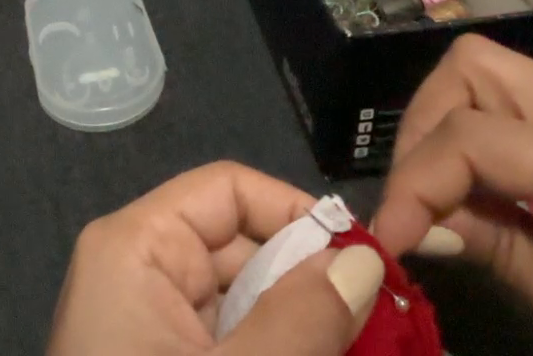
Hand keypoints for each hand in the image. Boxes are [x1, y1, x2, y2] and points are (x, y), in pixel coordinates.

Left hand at [48, 161, 384, 355]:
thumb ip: (302, 319)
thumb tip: (362, 259)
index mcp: (138, 246)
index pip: (228, 191)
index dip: (298, 214)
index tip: (368, 263)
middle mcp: (142, 271)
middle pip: (244, 246)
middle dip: (316, 283)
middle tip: (394, 325)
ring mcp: (151, 324)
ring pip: (248, 302)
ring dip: (308, 328)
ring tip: (377, 348)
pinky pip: (235, 343)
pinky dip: (281, 352)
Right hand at [372, 35, 532, 355]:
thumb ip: (504, 256)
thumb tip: (413, 223)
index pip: (478, 135)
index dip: (413, 180)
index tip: (384, 238)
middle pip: (477, 67)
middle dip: (424, 128)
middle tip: (413, 205)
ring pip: (491, 76)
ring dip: (445, 127)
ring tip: (437, 201)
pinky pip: (519, 110)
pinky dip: (478, 140)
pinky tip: (478, 200)